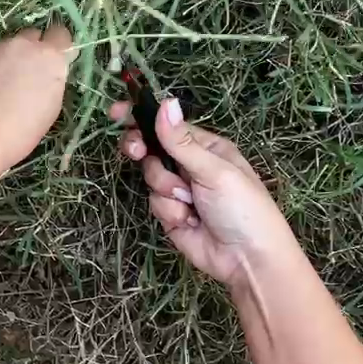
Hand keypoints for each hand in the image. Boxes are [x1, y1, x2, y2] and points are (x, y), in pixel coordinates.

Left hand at [0, 25, 74, 166]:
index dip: (56, 47)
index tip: (51, 61)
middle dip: (30, 51)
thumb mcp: (49, 108)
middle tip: (22, 77)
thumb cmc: (19, 133)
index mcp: (50, 58)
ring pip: (6, 46)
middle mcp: (24, 45)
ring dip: (5, 59)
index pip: (60, 35)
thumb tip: (44, 74)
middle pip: (31, 37)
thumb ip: (49, 81)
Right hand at [112, 97, 296, 289]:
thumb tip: (166, 102)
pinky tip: (189, 220)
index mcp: (205, 146)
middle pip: (150, 147)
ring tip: (189, 202)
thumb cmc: (242, 208)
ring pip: (150, 176)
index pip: (167, 124)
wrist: (247, 261)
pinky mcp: (170, 213)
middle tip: (136, 153)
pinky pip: (154, 202)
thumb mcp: (214, 170)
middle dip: (141, 150)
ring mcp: (179, 189)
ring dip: (166, 188)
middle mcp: (189, 164)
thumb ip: (182, 141)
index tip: (115, 112)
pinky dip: (169, 210)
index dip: (140, 117)